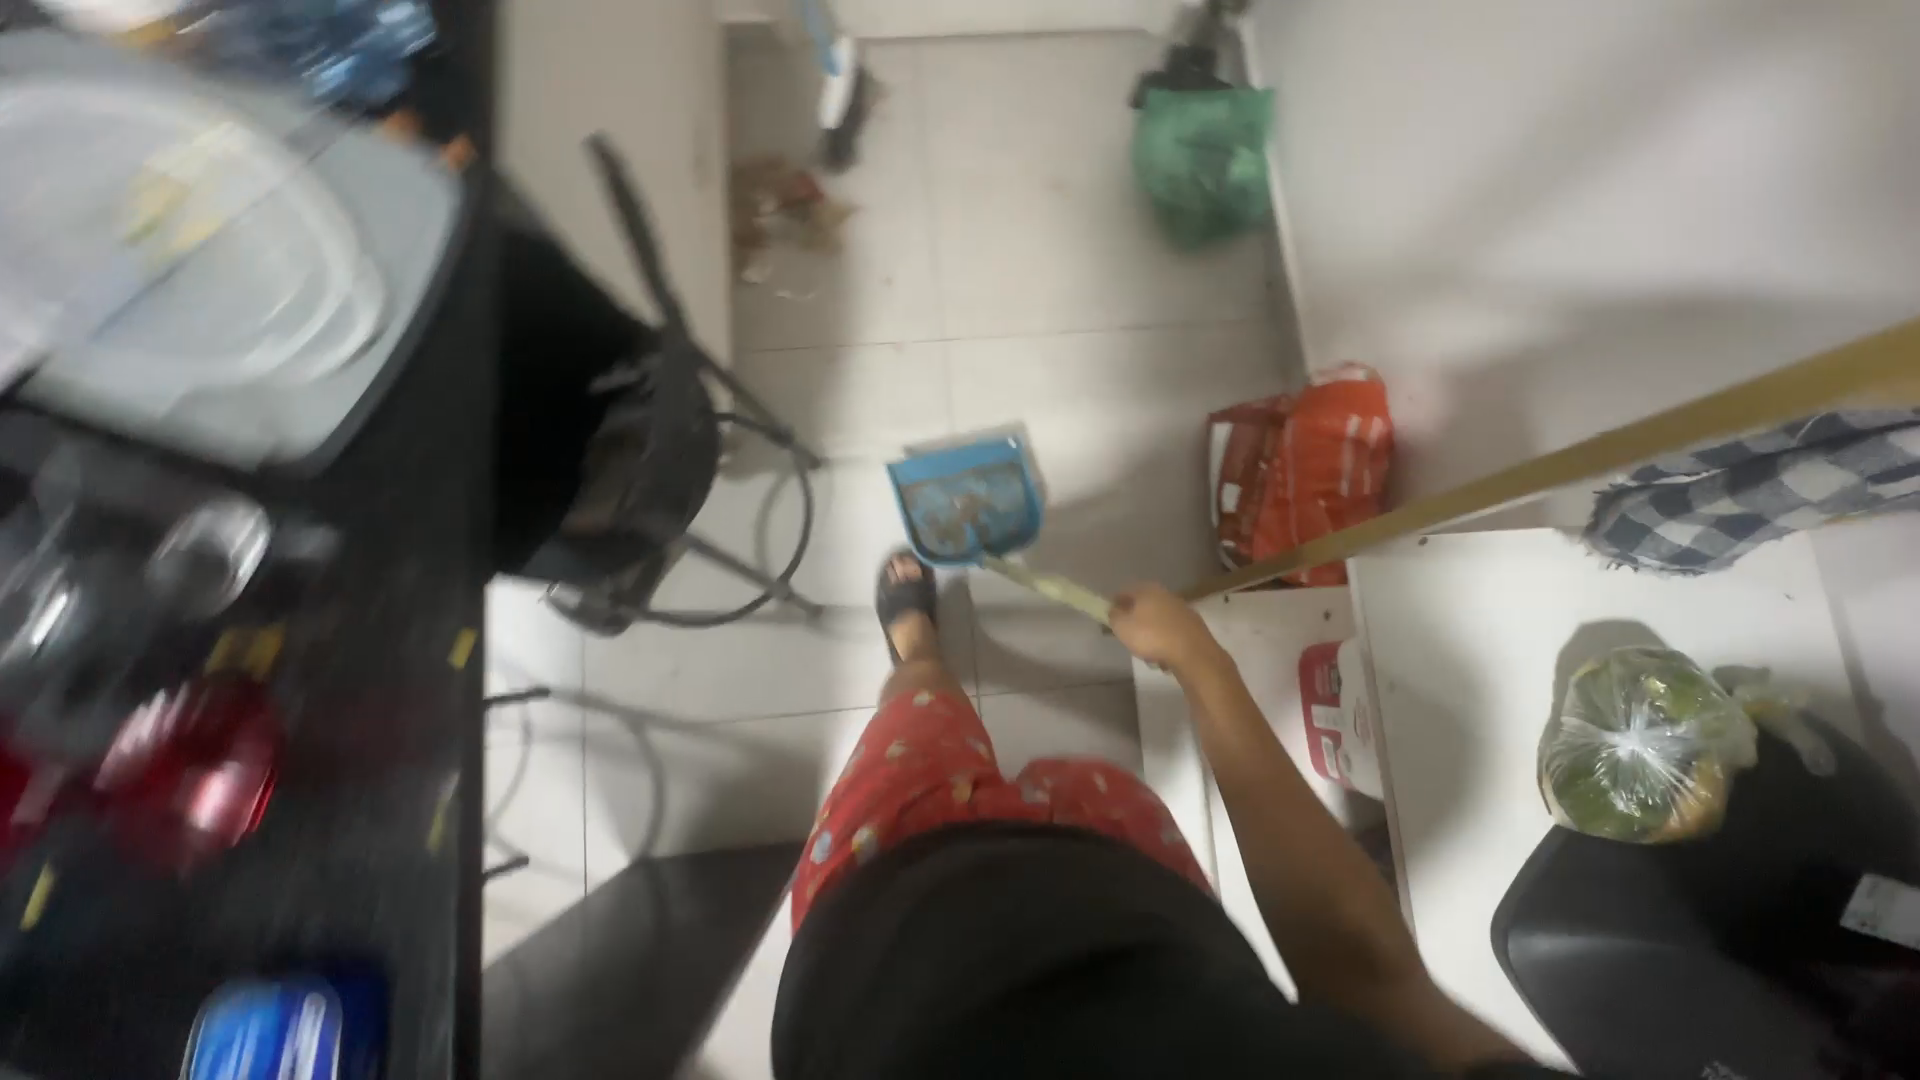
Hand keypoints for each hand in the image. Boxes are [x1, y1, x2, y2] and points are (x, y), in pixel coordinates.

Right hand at [1109, 584, 1223, 675]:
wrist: (1193, 653)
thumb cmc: (1151, 636)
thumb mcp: (1122, 627)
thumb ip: (1114, 615)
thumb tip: (1115, 610)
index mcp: (1147, 590)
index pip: (1124, 592)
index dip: (1115, 604)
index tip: (1110, 618)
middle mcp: (1166, 594)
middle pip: (1144, 606)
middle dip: (1135, 620)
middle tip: (1128, 635)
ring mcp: (1183, 610)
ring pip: (1159, 620)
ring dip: (1151, 633)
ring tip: (1147, 652)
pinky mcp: (1194, 626)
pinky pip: (1172, 633)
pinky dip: (1166, 641)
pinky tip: (1164, 656)